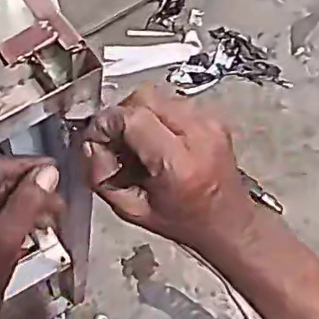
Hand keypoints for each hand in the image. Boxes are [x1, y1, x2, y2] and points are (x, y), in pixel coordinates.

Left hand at [0, 156, 62, 318]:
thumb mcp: (8, 234)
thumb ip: (29, 201)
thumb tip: (47, 174)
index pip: (1, 165)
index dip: (30, 165)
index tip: (54, 169)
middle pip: (5, 182)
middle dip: (34, 188)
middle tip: (58, 196)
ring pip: (8, 200)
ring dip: (32, 204)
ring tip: (54, 214)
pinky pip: (6, 217)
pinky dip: (24, 219)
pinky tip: (40, 228)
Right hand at [83, 85, 268, 257]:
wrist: (229, 223)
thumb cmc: (186, 222)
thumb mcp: (132, 210)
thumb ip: (102, 177)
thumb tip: (89, 145)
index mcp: (180, 165)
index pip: (132, 117)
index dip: (106, 124)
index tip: (97, 139)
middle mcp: (199, 136)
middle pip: (143, 97)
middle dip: (120, 116)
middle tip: (117, 143)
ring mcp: (209, 122)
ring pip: (155, 94)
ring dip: (138, 115)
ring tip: (139, 144)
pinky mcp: (212, 117)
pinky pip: (171, 101)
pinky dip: (155, 116)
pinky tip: (156, 141)